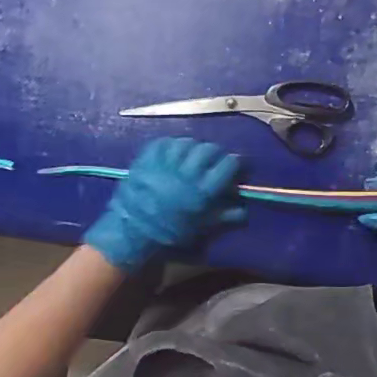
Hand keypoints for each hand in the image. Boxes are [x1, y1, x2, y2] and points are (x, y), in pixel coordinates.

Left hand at [84, 138, 245, 272]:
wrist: (132, 232)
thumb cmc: (169, 234)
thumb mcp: (201, 229)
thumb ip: (224, 217)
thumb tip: (244, 209)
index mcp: (202, 191)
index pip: (228, 164)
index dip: (234, 162)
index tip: (234, 164)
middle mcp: (186, 173)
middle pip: (208, 149)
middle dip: (215, 152)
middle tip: (214, 158)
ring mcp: (165, 164)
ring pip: (186, 143)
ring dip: (193, 147)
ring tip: (192, 154)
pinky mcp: (147, 159)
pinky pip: (163, 143)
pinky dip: (171, 144)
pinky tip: (173, 150)